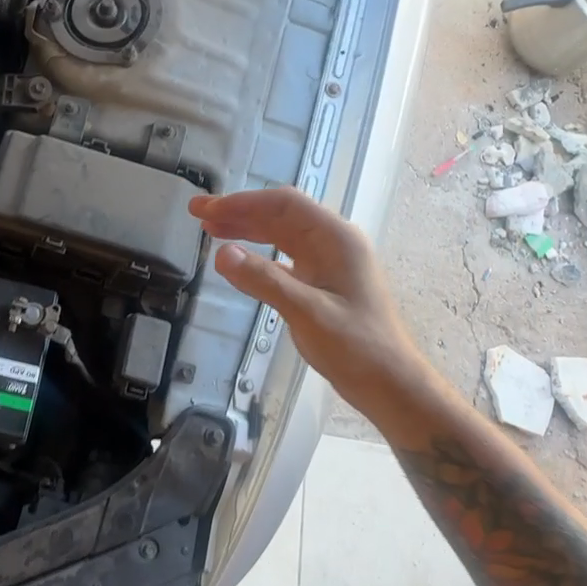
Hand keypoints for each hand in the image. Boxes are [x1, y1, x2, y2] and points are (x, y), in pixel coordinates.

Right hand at [190, 190, 431, 410]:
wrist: (388, 382)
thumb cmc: (356, 346)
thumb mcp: (307, 312)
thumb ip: (264, 281)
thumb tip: (222, 254)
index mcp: (336, 239)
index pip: (283, 205)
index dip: (241, 203)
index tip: (205, 210)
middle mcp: (332, 243)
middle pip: (280, 215)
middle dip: (238, 211)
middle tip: (198, 215)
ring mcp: (327, 263)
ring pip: (281, 235)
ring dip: (246, 229)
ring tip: (211, 231)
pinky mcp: (321, 283)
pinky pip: (284, 258)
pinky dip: (258, 254)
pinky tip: (238, 261)